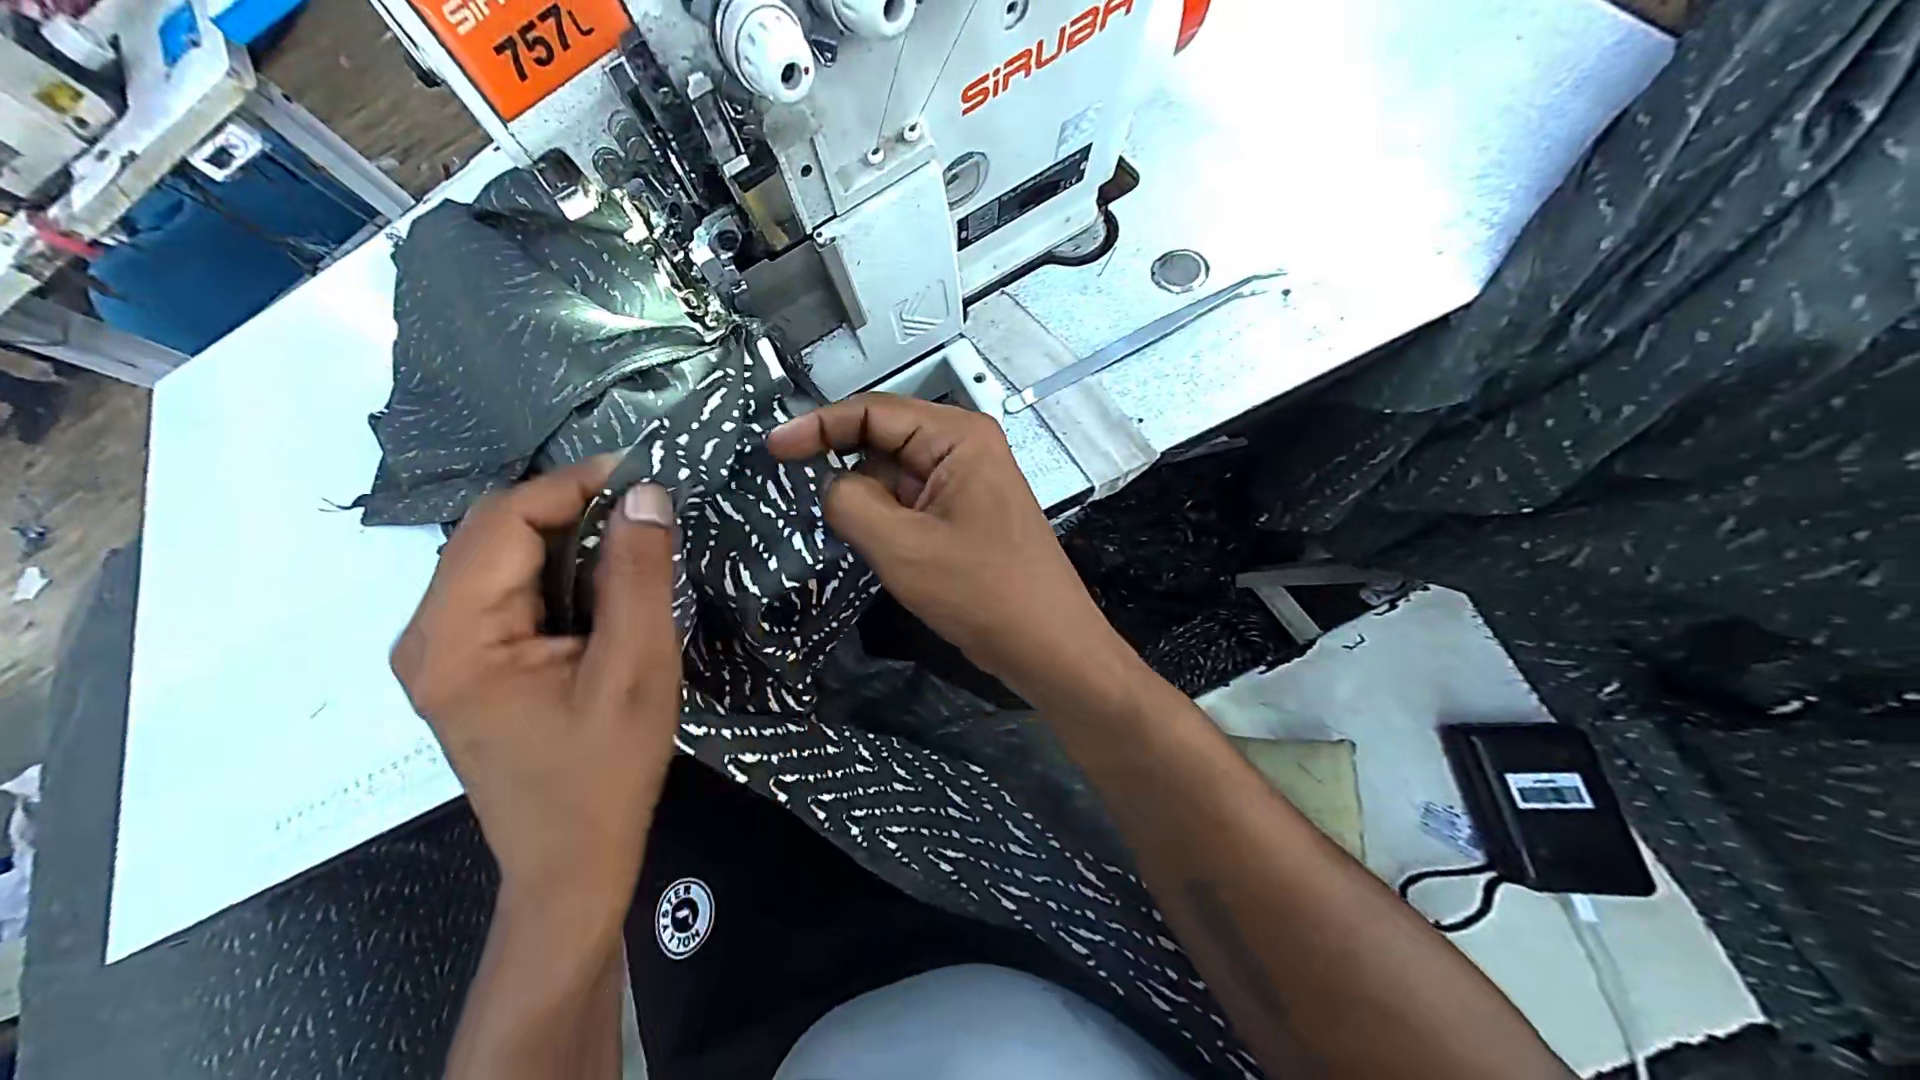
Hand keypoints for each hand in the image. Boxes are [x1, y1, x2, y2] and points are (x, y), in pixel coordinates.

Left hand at [390, 457, 681, 915]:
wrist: (571, 859)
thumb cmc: (605, 771)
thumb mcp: (637, 669)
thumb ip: (639, 577)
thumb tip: (646, 496)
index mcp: (454, 637)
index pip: (504, 523)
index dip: (573, 485)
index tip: (643, 473)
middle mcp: (427, 634)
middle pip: (494, 535)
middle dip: (572, 508)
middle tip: (647, 504)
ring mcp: (441, 650)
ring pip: (502, 558)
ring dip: (569, 537)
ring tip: (635, 533)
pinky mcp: (465, 663)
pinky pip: (509, 590)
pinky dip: (560, 570)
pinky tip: (606, 578)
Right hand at [767, 393, 1138, 706]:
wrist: (1049, 646)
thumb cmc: (983, 592)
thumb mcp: (902, 547)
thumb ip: (850, 502)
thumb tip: (833, 484)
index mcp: (957, 436)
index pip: (873, 411)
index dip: (818, 426)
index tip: (772, 449)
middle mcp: (964, 448)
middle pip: (884, 441)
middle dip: (847, 470)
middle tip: (809, 503)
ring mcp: (967, 483)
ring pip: (894, 477)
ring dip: (869, 503)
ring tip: (870, 544)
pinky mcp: (966, 515)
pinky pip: (912, 504)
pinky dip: (888, 521)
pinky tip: (889, 553)